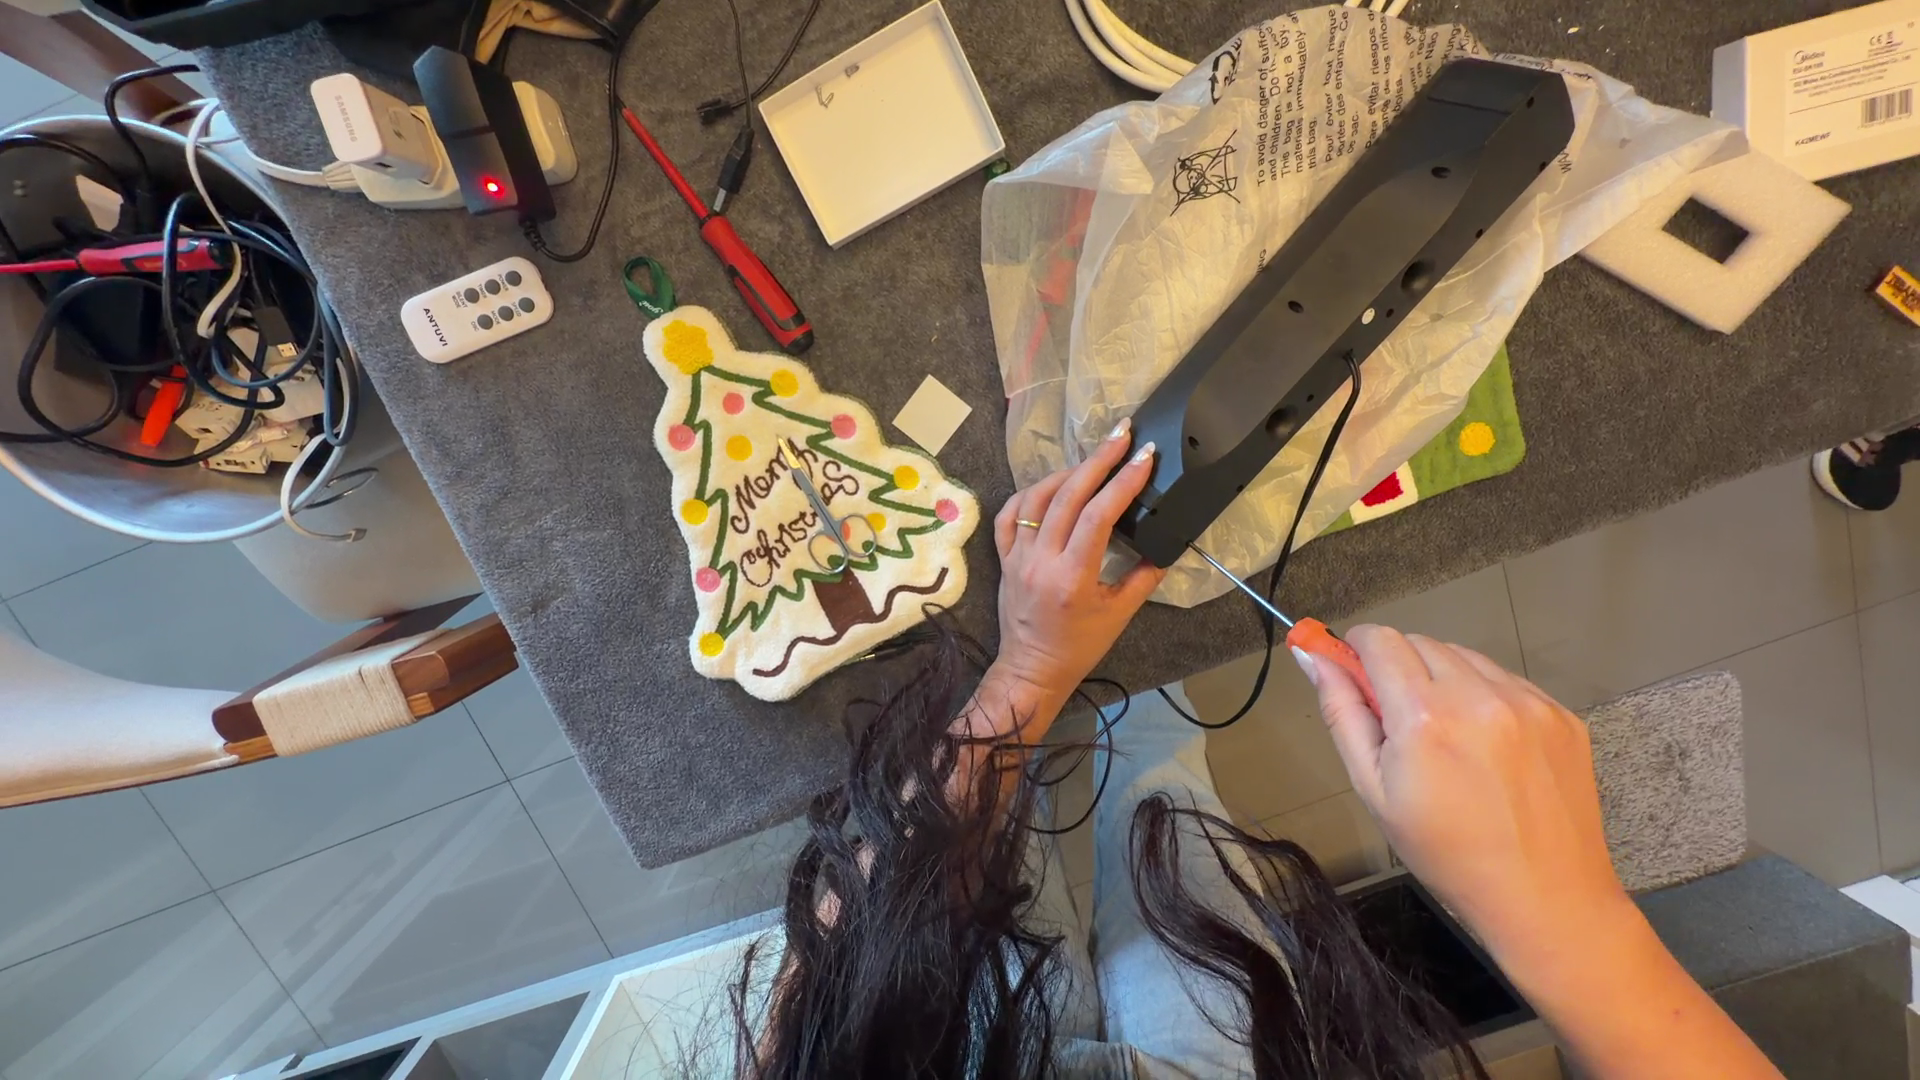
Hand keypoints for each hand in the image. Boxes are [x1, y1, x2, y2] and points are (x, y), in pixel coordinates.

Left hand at [984, 418, 1166, 724]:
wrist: (1032, 669)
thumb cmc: (1079, 646)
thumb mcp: (1120, 614)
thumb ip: (1145, 577)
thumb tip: (1167, 545)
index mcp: (1073, 576)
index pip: (1099, 515)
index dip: (1124, 481)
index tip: (1144, 456)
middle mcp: (1042, 559)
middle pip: (1068, 495)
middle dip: (1098, 459)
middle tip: (1122, 434)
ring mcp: (1017, 556)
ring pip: (1036, 498)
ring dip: (1065, 473)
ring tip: (1092, 460)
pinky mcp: (1004, 558)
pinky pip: (1009, 515)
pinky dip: (1029, 494)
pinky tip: (1049, 486)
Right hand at [1301, 626, 1633, 961]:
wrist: (1546, 898)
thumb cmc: (1442, 849)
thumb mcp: (1371, 787)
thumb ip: (1340, 711)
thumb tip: (1311, 656)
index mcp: (1424, 715)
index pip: (1380, 639)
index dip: (1357, 648)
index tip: (1354, 674)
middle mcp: (1478, 696)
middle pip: (1419, 642)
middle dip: (1397, 664)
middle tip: (1396, 715)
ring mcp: (1527, 702)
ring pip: (1462, 655)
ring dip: (1440, 675)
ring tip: (1446, 730)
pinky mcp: (1561, 714)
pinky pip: (1504, 678)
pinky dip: (1482, 693)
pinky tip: (1485, 741)